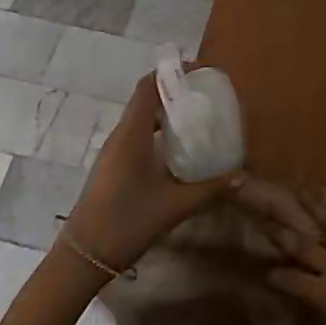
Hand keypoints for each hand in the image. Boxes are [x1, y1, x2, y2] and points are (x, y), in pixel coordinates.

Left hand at [64, 70, 241, 269]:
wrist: (84, 253)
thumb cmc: (127, 222)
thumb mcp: (174, 206)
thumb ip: (209, 189)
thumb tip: (241, 175)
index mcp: (132, 134)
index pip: (148, 87)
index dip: (171, 72)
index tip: (198, 70)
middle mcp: (120, 134)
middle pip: (145, 97)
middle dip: (173, 89)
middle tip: (204, 94)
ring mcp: (113, 150)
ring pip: (139, 116)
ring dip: (164, 109)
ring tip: (195, 116)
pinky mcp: (112, 164)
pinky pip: (136, 133)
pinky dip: (155, 128)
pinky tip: (175, 147)